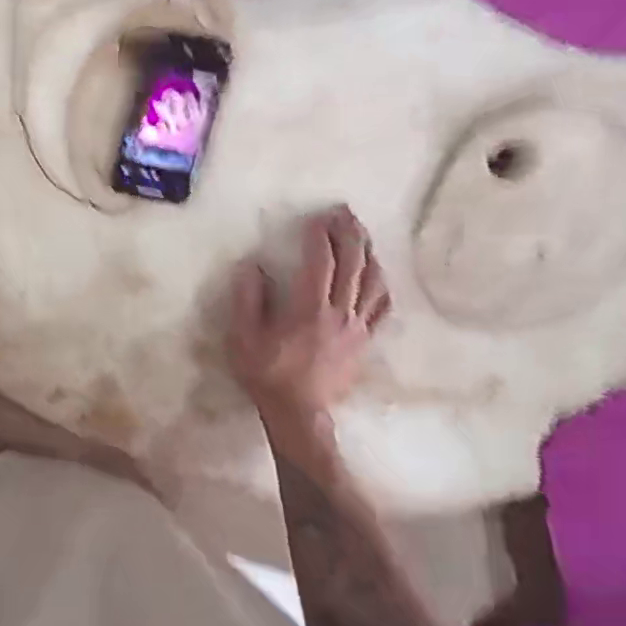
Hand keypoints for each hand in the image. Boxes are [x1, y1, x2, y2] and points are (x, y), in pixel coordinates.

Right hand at [227, 206, 391, 445]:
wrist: (298, 411)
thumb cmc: (265, 374)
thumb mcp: (242, 338)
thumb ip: (248, 301)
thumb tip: (252, 267)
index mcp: (308, 309)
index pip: (319, 263)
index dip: (319, 238)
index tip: (315, 218)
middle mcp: (339, 313)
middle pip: (353, 265)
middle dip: (349, 235)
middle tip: (344, 213)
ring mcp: (358, 326)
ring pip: (373, 281)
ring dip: (369, 253)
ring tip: (362, 236)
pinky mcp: (365, 340)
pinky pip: (382, 306)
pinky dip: (380, 284)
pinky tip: (377, 274)